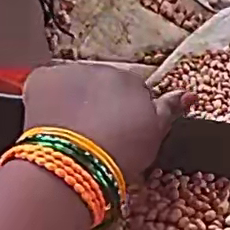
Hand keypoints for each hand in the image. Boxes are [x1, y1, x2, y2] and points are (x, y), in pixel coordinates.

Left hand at [22, 63, 188, 185]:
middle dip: (98, 104)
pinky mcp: (41, 79)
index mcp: (132, 80)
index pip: (132, 88)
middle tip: (95, 137)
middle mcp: (102, 68)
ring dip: (73, 102)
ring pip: (73, 84)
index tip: (120, 133)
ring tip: (73, 135)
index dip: (126, 113)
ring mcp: (69, 71)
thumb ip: (169, 110)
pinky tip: (53, 125)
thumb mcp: (154, 135)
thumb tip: (188, 96)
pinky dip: (48, 102)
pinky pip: (46, 86)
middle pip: (100, 84)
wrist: (77, 161)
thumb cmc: (120, 154)